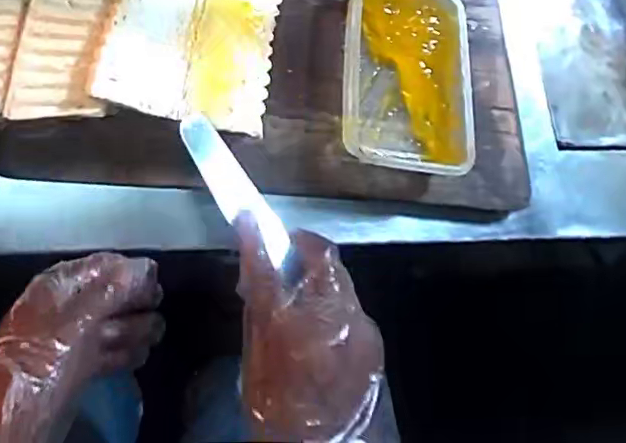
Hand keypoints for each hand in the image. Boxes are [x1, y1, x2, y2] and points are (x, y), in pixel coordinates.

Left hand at [0, 252, 163, 439]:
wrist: (8, 422)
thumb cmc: (44, 360)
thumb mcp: (82, 318)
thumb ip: (116, 288)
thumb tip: (148, 267)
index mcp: (59, 285)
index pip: (102, 266)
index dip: (131, 270)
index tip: (157, 279)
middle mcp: (62, 307)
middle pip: (107, 296)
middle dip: (135, 300)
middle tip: (160, 305)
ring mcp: (65, 342)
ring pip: (106, 326)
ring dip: (134, 328)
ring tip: (157, 332)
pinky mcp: (68, 373)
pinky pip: (101, 353)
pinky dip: (122, 352)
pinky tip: (141, 355)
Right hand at [236, 216, 389, 440]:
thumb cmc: (278, 409)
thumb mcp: (254, 355)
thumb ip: (257, 302)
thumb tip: (255, 263)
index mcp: (290, 325)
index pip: (268, 262)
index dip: (257, 235)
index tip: (250, 217)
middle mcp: (332, 318)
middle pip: (322, 260)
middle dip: (303, 253)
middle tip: (284, 257)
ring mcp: (361, 328)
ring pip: (339, 281)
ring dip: (320, 280)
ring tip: (303, 298)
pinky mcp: (375, 342)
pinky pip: (352, 307)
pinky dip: (336, 306)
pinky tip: (323, 327)